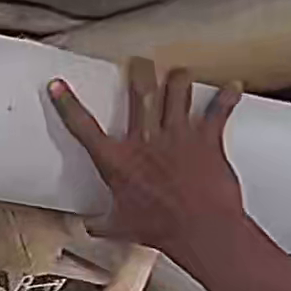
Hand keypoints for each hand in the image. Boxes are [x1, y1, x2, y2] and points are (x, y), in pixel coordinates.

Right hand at [46, 58, 247, 261]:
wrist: (199, 229)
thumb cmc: (156, 228)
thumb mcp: (117, 227)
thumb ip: (99, 223)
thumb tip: (87, 227)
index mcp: (115, 161)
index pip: (82, 127)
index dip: (67, 103)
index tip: (57, 84)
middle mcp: (144, 142)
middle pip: (140, 94)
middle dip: (139, 72)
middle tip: (139, 61)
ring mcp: (177, 137)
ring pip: (178, 92)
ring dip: (178, 79)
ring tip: (178, 73)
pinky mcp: (207, 140)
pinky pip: (219, 110)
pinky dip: (227, 96)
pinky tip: (233, 86)